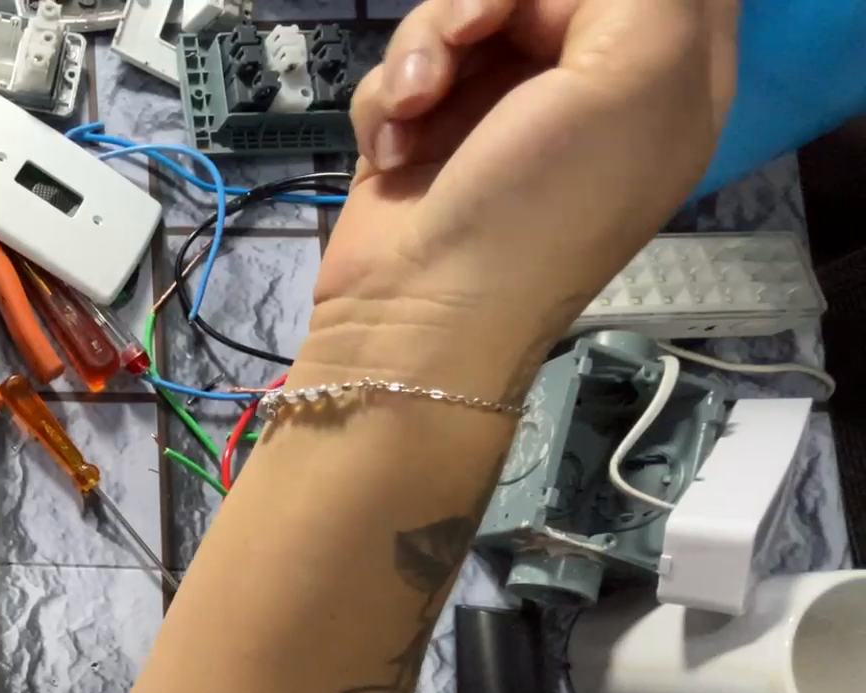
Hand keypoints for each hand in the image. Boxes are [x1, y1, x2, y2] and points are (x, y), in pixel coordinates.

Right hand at [315, 0, 739, 372]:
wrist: (414, 317)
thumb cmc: (535, 208)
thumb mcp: (638, 74)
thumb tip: (536, 1)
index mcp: (652, 71)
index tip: (543, 11)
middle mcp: (566, 87)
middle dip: (486, 2)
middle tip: (465, 34)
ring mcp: (479, 119)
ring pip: (449, 24)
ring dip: (421, 49)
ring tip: (412, 107)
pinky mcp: (408, 147)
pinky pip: (392, 82)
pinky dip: (383, 106)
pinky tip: (390, 152)